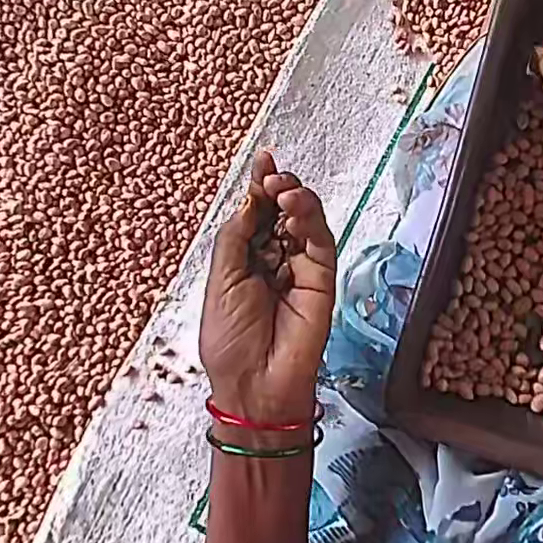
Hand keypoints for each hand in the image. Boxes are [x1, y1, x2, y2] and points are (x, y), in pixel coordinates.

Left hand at [199, 151, 335, 427]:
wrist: (254, 383)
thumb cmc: (230, 339)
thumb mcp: (220, 279)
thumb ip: (236, 236)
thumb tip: (250, 198)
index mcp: (247, 259)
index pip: (258, 214)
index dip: (259, 186)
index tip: (263, 159)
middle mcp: (275, 258)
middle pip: (281, 211)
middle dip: (277, 187)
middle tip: (271, 176)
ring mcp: (300, 266)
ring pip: (304, 220)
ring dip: (294, 197)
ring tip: (281, 188)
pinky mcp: (322, 276)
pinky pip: (321, 239)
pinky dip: (310, 217)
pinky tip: (295, 205)